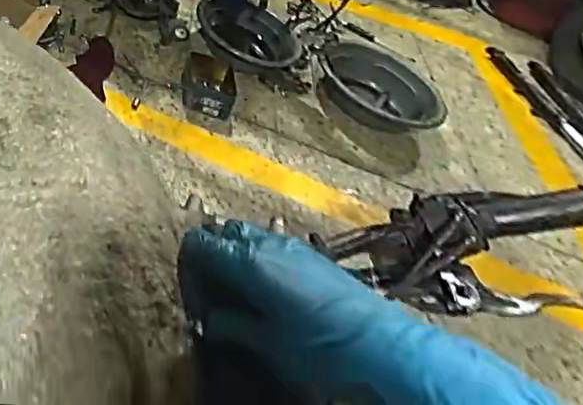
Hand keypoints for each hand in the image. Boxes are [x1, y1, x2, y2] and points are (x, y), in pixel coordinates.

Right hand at [180, 220, 560, 404]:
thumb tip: (208, 319)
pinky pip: (274, 243)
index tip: (190, 284)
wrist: (394, 351)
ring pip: (250, 234)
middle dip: (213, 249)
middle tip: (213, 282)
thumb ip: (232, 325)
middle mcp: (264, 242)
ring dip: (239, 250)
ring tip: (242, 284)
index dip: (188, 260)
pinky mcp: (315, 256)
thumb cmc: (324, 350)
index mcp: (245, 259)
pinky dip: (263, 256)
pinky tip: (272, 286)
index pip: (198, 242)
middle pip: (223, 230)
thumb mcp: (270, 344)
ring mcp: (292, 245)